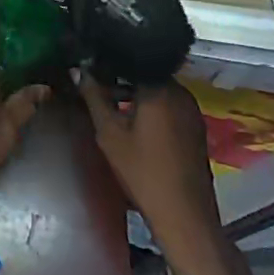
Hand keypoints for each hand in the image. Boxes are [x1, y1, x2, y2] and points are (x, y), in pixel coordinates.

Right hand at [75, 72, 221, 239]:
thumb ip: (93, 97)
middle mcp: (181, 92)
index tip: (87, 68)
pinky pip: (168, 106)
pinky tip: (132, 124)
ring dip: (134, 95)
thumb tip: (78, 70)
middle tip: (94, 89)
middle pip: (145, 75)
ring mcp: (192, 111)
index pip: (130, 60)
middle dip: (119, 79)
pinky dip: (150, 108)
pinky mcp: (195, 128)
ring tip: (109, 107)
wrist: (183, 215)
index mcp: (160, 87)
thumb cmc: (142, 171)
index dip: (106, 62)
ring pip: (157, 92)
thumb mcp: (109, 133)